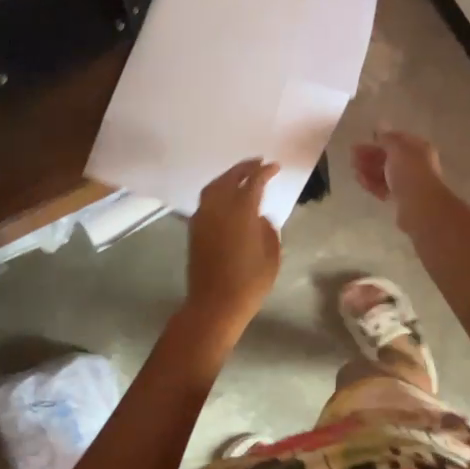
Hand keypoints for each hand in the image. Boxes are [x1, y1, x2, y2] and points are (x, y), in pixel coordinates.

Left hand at [186, 159, 281, 330]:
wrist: (214, 305)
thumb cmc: (249, 284)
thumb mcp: (271, 257)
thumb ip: (268, 231)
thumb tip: (261, 219)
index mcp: (241, 212)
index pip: (253, 182)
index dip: (265, 172)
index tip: (275, 167)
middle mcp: (218, 209)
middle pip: (229, 178)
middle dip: (244, 168)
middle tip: (258, 163)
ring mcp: (202, 219)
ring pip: (213, 187)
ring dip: (227, 177)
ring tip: (240, 176)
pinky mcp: (194, 230)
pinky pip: (205, 202)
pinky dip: (216, 192)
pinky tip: (225, 198)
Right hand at [353, 129, 443, 225]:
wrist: (420, 205)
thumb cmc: (409, 171)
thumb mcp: (397, 149)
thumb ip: (386, 138)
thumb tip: (380, 125)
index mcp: (418, 148)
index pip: (397, 139)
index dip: (380, 139)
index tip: (363, 141)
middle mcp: (415, 163)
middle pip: (389, 157)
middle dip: (370, 155)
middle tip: (352, 156)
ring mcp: (408, 181)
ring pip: (385, 173)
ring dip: (369, 169)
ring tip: (354, 169)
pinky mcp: (401, 198)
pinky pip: (385, 187)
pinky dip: (373, 183)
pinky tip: (361, 181)